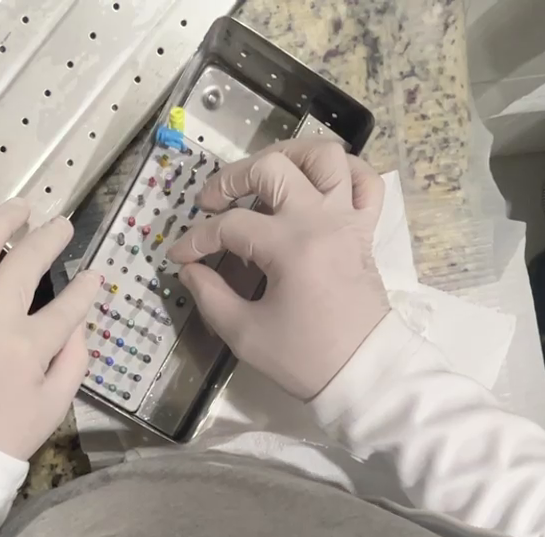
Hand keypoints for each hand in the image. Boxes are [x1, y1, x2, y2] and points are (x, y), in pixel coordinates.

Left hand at [0, 186, 101, 459]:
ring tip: (22, 207)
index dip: (86, 289)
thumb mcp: (52, 409)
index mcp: (30, 345)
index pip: (68, 306)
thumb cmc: (0, 437)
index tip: (95, 275)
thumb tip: (79, 327)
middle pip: (27, 263)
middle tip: (63, 225)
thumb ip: (73, 364)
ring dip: (3, 219)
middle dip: (51, 239)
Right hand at [165, 139, 389, 400]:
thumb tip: (190, 270)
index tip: (179, 257)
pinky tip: (315, 184)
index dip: (197, 239)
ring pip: (324, 157)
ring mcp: (347, 220)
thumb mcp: (244, 335)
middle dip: (232, 178)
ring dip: (288, 156)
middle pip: (273, 168)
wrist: (361, 374)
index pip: (230, 226)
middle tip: (210, 202)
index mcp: (290, 246)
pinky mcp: (365, 230)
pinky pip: (364, 181)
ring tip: (263, 175)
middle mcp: (321, 219)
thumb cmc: (302, 358)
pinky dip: (341, 171)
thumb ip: (210, 296)